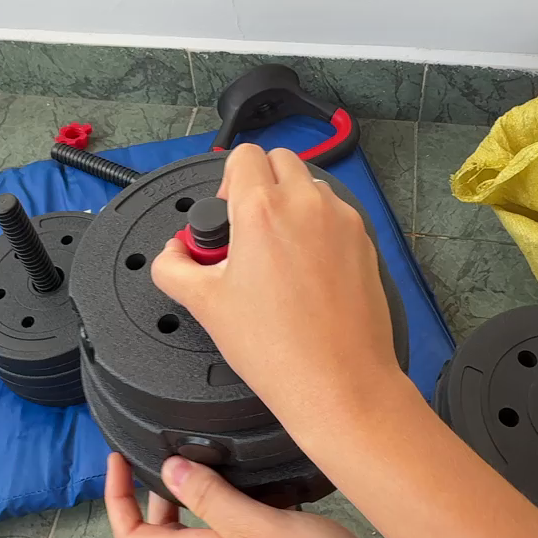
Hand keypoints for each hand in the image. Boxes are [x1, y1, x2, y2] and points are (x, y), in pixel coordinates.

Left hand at [104, 453, 428, 537]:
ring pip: (196, 520)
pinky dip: (229, 493)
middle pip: (160, 527)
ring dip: (193, 486)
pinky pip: (231, 520)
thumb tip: (167, 469)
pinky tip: (252, 473)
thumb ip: (210, 497)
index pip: (132, 537)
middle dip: (153, 486)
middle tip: (169, 446)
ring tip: (209, 450)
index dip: (117, 499)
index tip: (120, 459)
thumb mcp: (256, 528)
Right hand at [151, 145, 404, 433]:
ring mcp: (342, 220)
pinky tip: (308, 269)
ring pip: (310, 185)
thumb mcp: (205, 305)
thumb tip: (172, 254)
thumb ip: (174, 267)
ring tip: (279, 251)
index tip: (226, 215)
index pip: (243, 156)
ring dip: (291, 202)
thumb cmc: (276, 347)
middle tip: (249, 229)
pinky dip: (319, 225)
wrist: (340, 381)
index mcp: (262, 209)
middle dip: (260, 183)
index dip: (227, 181)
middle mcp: (306, 203)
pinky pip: (336, 213)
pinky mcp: (365, 240)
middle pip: (279, 160)